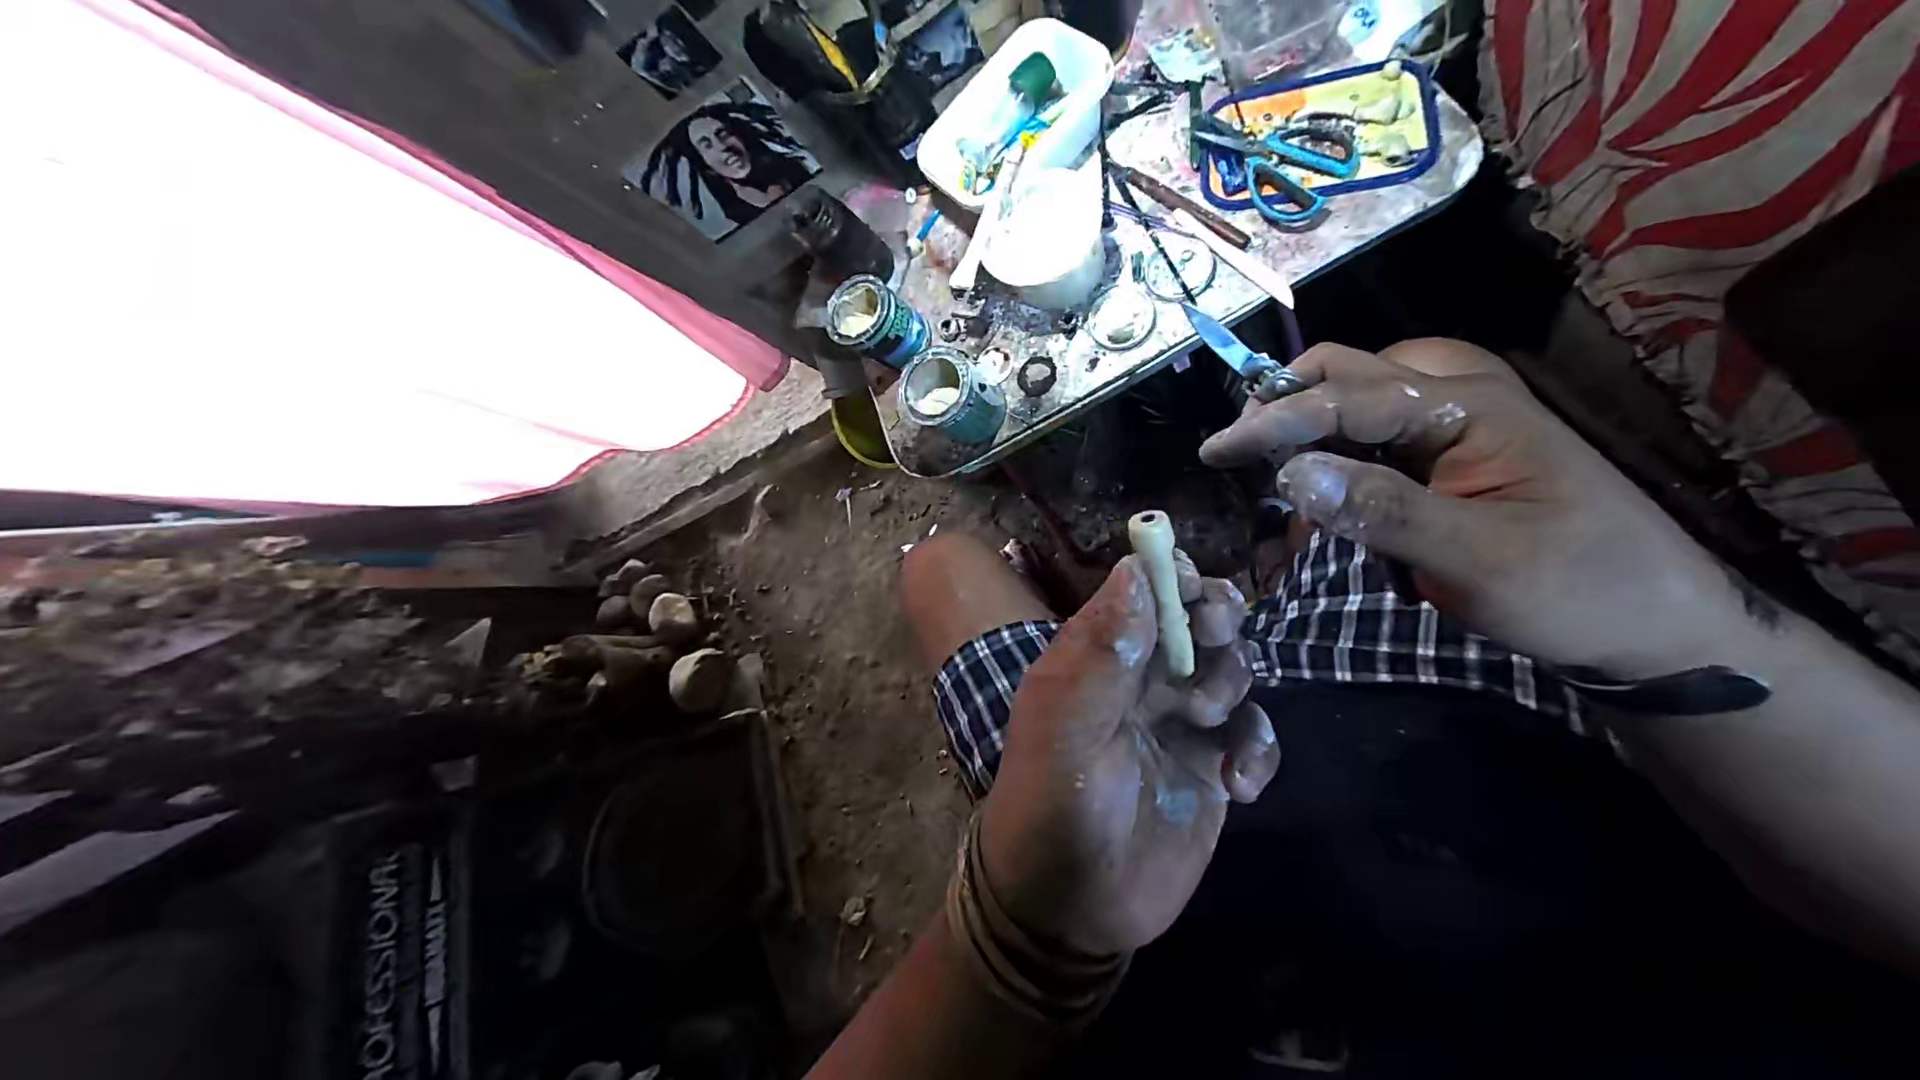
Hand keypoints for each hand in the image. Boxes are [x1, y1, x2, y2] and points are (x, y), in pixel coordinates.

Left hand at [978, 553, 1280, 956]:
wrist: (1069, 906)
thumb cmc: (1052, 804)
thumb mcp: (1065, 725)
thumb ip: (1101, 651)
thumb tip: (1135, 569)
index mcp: (1096, 657)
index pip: (1141, 591)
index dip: (1172, 578)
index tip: (1195, 594)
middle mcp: (1139, 679)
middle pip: (1196, 620)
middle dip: (1215, 622)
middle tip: (1209, 648)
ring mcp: (1178, 722)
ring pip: (1229, 669)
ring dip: (1230, 686)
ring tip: (1202, 727)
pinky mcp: (1209, 767)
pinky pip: (1251, 733)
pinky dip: (1256, 748)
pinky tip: (1238, 785)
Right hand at [1199, 339, 1761, 677]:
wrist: (1653, 624)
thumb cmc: (1577, 589)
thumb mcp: (1478, 557)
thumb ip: (1382, 509)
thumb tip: (1290, 473)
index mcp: (1469, 406)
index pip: (1346, 396)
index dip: (1273, 421)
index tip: (1214, 452)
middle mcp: (1457, 395)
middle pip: (1345, 373)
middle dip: (1283, 405)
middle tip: (1240, 451)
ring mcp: (1454, 421)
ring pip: (1353, 399)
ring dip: (1305, 429)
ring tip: (1271, 475)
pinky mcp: (1447, 453)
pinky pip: (1370, 435)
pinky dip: (1331, 457)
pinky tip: (1319, 496)